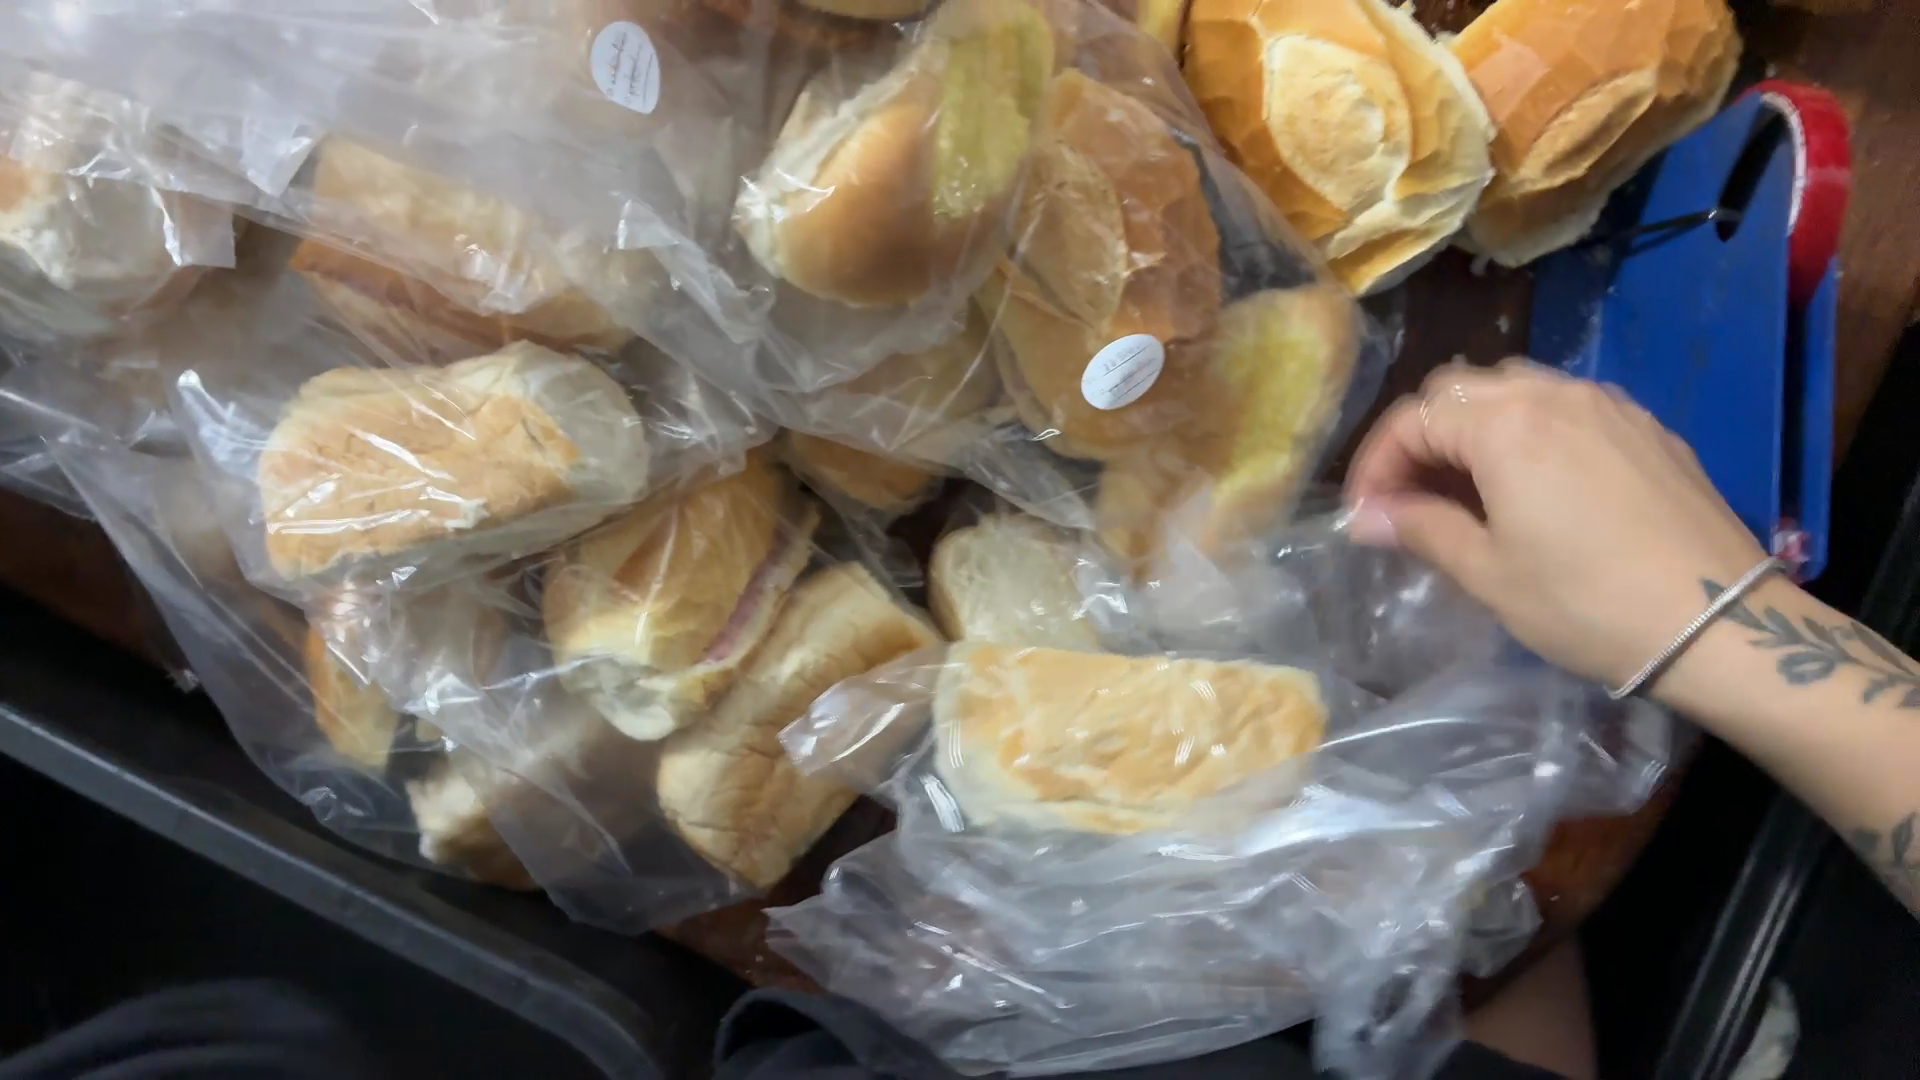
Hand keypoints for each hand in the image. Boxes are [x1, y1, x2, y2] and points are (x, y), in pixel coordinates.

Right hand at [1343, 361, 1766, 690]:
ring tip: (1459, 483)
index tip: (1366, 512)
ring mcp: (1608, 407)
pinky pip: (1561, 405)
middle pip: (1455, 390)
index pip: (1412, 420)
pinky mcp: (1644, 429)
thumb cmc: (1584, 602)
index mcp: (1507, 427)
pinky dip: (1521, 429)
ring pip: (1510, 388)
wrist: (1725, 629)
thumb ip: (1417, 527)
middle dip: (1417, 437)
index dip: (1375, 463)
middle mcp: (1555, 397)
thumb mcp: (1484, 570)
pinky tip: (1524, 481)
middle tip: (1406, 493)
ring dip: (1467, 427)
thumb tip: (1364, 517)